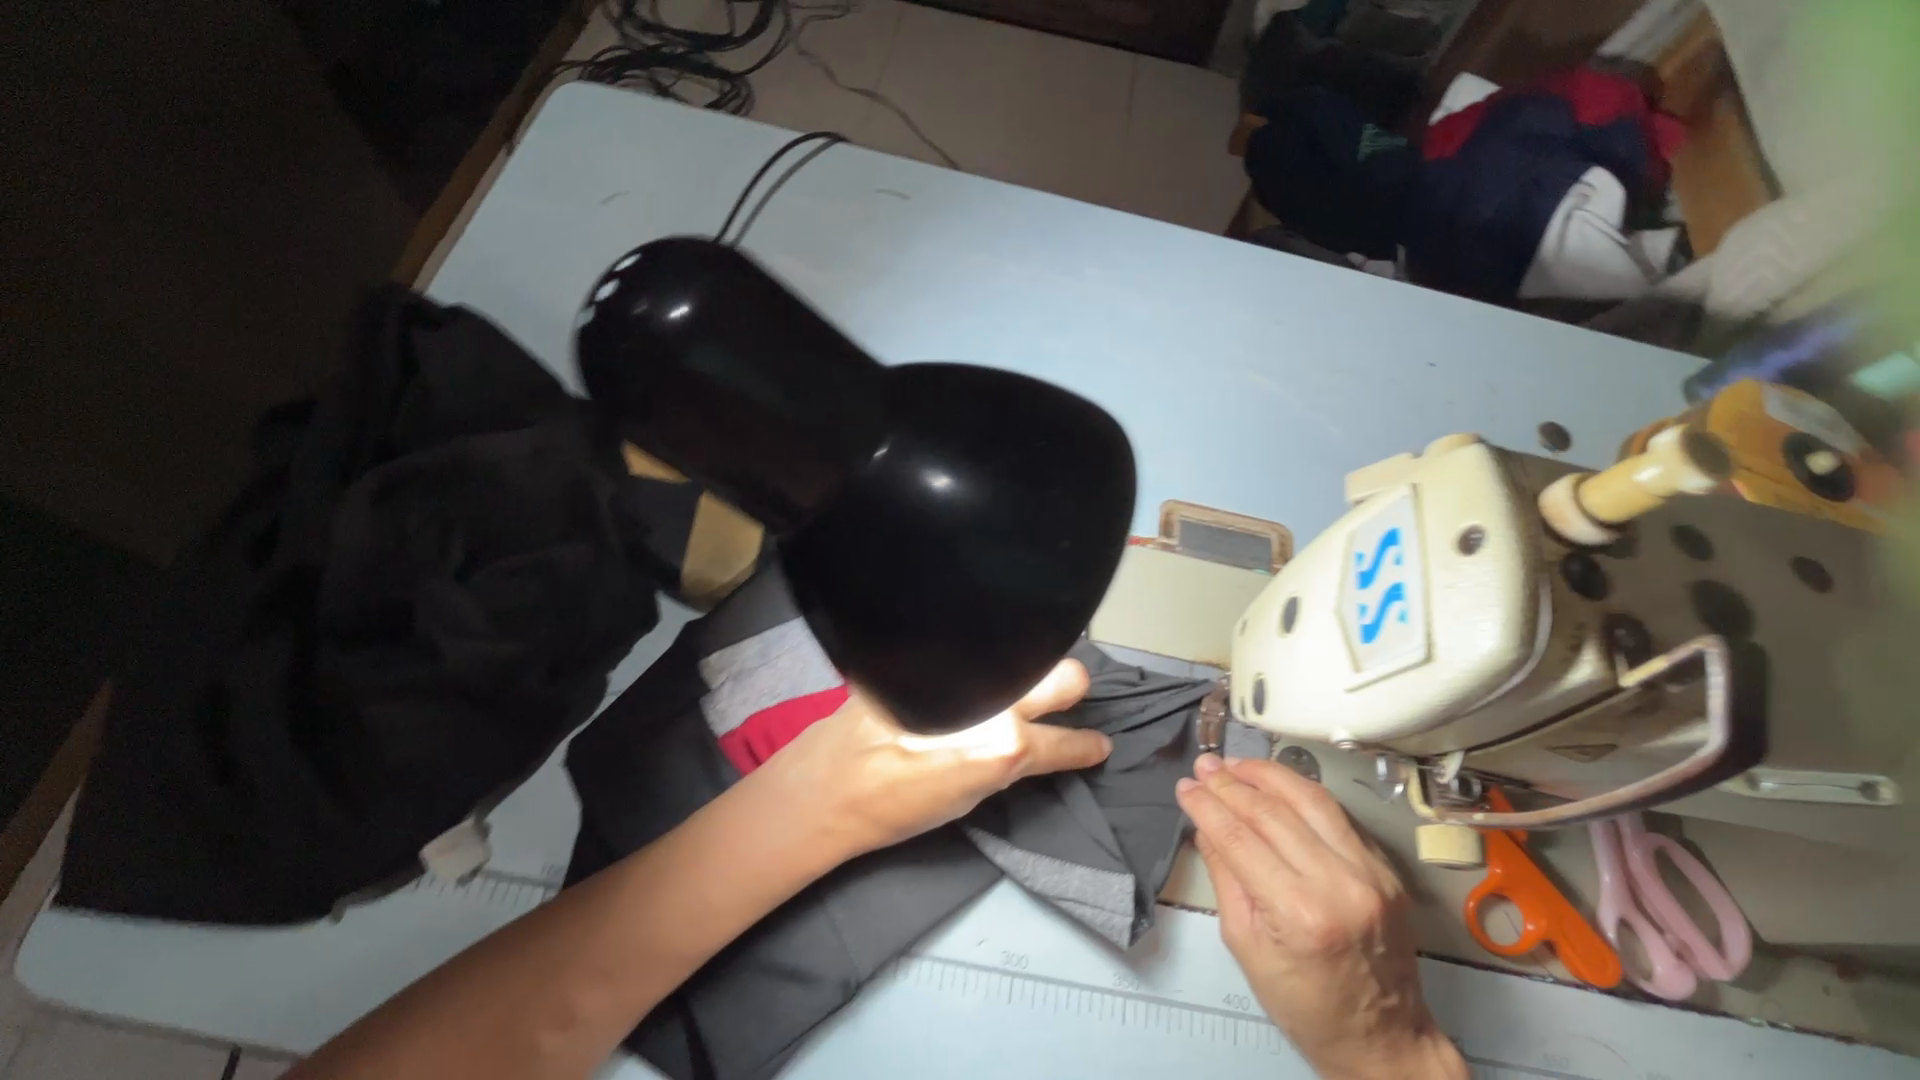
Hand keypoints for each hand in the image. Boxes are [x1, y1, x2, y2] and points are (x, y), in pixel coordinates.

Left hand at [752, 659, 1111, 857]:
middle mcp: (993, 702)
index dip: (1089, 747)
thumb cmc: (899, 808)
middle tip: (1056, 700)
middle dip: (1070, 688)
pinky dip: (978, 662)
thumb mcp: (970, 797)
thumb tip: (1029, 743)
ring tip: (1005, 685)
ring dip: (1021, 671)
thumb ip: (1008, 762)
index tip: (1098, 745)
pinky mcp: (930, 656)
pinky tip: (966, 673)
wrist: (831, 783)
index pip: (1068, 741)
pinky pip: (973, 652)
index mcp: (1004, 746)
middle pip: (1066, 674)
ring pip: (1018, 655)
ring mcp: (963, 673)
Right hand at [1176, 755, 1465, 1079]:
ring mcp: (1370, 872)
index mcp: (1298, 913)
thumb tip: (1205, 824)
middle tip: (1204, 765)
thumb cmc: (1303, 1004)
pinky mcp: (1386, 868)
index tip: (1185, 786)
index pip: (1240, 839)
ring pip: (1312, 799)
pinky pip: (1338, 816)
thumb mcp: (1245, 945)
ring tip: (1236, 763)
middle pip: (1273, 813)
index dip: (1207, 806)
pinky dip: (1302, 793)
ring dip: (1268, 775)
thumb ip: (1225, 877)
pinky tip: (1276, 785)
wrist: (1382, 1036)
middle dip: (1231, 784)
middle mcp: (1339, 884)